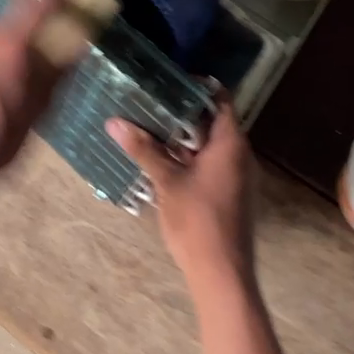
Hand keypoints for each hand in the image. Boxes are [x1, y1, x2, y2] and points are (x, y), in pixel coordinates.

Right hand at [107, 99, 255, 280]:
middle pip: (212, 120)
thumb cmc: (198, 220)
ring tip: (149, 123)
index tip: (169, 78)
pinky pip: (210, 162)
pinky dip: (188, 155)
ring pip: (209, 144)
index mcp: (231, 143)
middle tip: (150, 98)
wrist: (222, 275)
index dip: (197, 85)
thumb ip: (143, 149)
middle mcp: (239, 154)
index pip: (220, 98)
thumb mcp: (166, 181)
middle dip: (182, 110)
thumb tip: (114, 122)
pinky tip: (160, 157)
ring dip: (182, 136)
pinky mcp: (229, 193)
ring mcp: (236, 176)